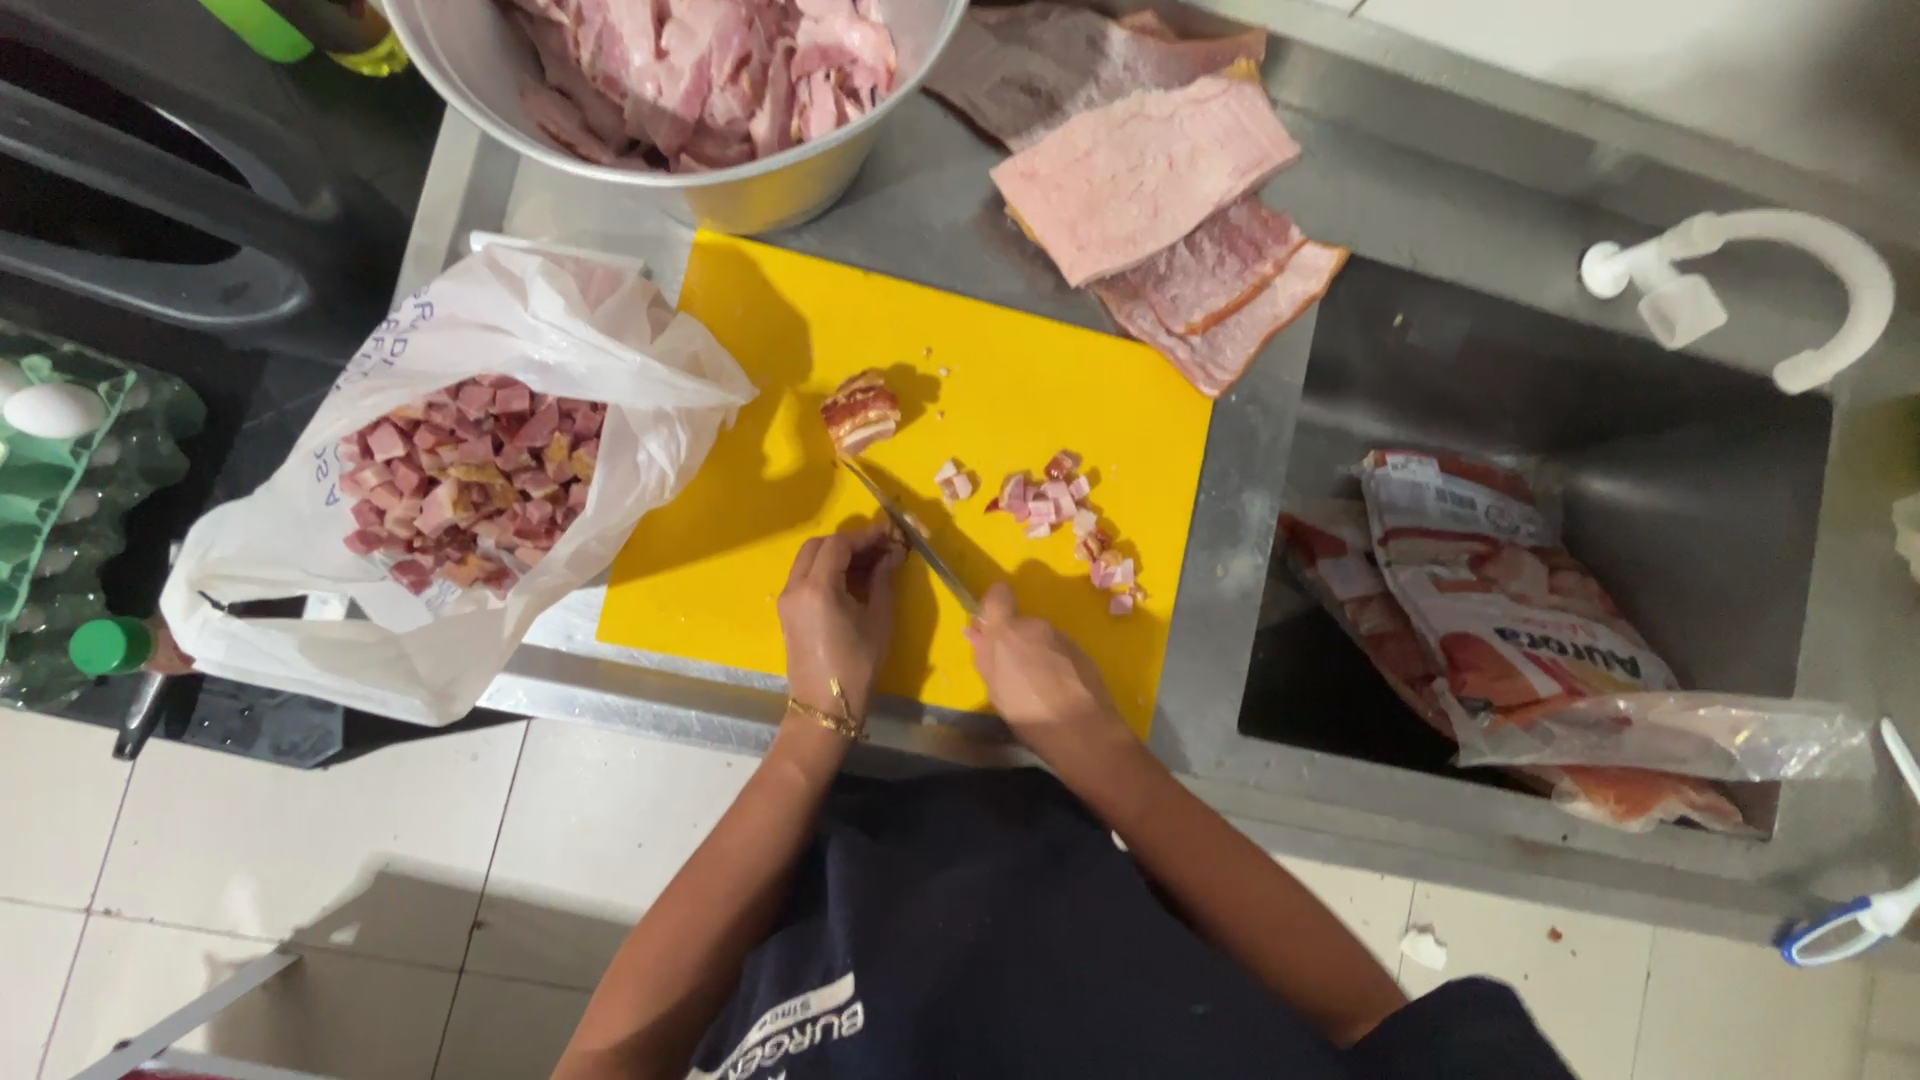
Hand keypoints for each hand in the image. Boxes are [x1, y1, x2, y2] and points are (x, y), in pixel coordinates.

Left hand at [778, 521, 906, 725]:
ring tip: (869, 564)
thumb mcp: (878, 619)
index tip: (888, 537)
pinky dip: (826, 570)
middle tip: (878, 549)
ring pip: (808, 560)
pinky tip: (852, 580)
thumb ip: (883, 580)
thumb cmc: (858, 664)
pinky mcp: (788, 612)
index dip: (864, 537)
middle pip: (817, 546)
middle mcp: (795, 587)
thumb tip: (892, 554)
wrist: (826, 705)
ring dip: (836, 555)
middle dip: (848, 542)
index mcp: (817, 588)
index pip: (838, 545)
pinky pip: (805, 577)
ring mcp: (787, 600)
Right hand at [965, 582, 1132, 760]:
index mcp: (1008, 631)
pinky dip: (1056, 665)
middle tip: (1014, 673)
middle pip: (1021, 624)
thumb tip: (978, 634)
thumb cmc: (1027, 713)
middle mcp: (1037, 626)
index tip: (991, 628)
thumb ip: (985, 657)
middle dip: (1015, 642)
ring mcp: (1063, 637)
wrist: (1083, 730)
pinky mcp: (1083, 651)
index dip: (993, 607)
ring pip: (1041, 639)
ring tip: (1039, 688)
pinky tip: (1059, 691)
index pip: (997, 595)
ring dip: (1037, 655)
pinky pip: (1060, 651)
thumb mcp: (995, 689)